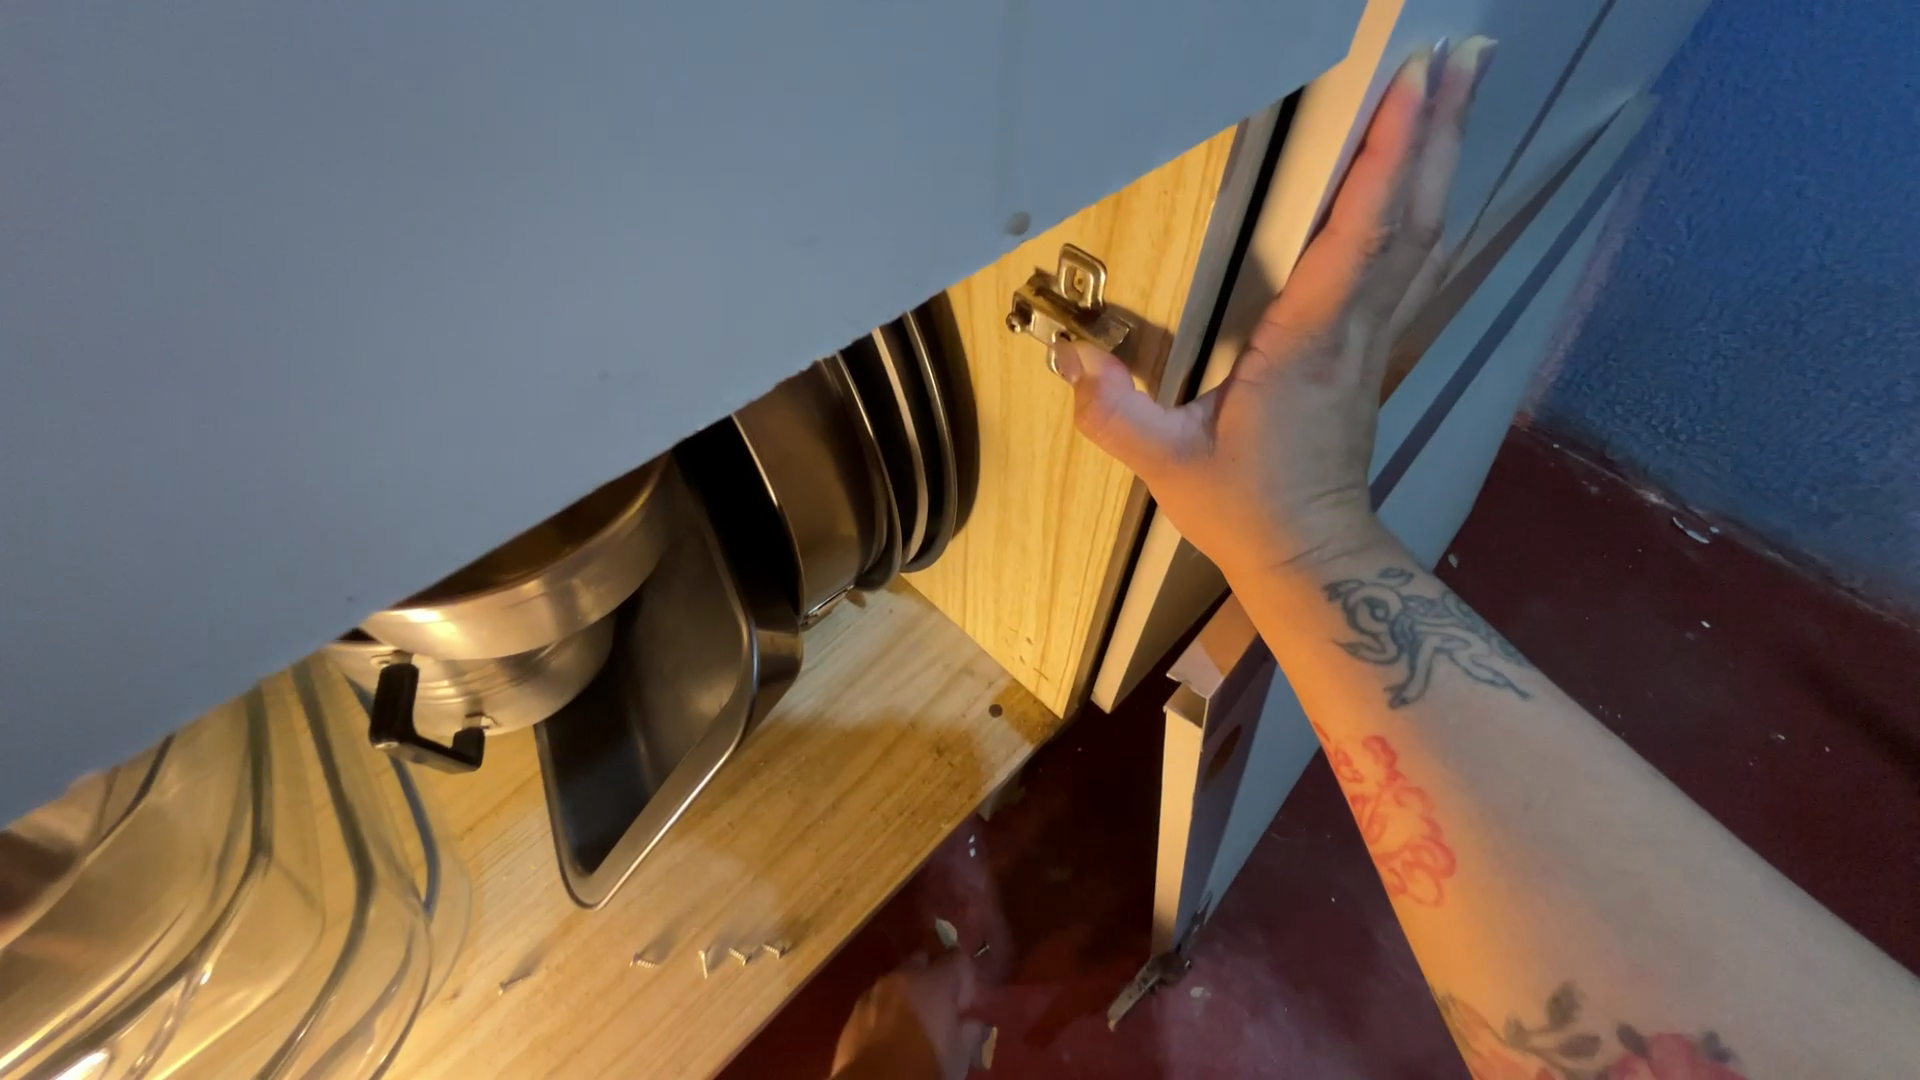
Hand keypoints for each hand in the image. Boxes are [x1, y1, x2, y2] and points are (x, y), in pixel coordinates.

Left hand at [831, 954, 986, 1078]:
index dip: (965, 978)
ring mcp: (874, 991)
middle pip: (923, 962)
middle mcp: (903, 976)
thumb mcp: (958, 1058)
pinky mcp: (853, 1012)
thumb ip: (969, 1034)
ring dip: (907, 994)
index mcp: (934, 981)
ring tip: (912, 1022)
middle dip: (933, 978)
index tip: (966, 1002)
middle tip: (940, 1008)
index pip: (957, 959)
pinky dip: (885, 1011)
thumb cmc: (924, 1070)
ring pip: (896, 981)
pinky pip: (876, 1001)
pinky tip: (889, 1035)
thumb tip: (972, 1024)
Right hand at [1056, 40, 1492, 583]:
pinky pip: (1409, 271)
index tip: (1411, 82)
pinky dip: (1421, 215)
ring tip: (1462, 93)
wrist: (1310, 552)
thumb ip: (1116, 414)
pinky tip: (1424, 188)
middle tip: (1465, 52)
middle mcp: (1352, 336)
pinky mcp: (1370, 359)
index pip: (1357, 242)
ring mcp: (1371, 346)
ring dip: (1441, 166)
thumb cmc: (1243, 509)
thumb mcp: (1167, 466)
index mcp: (1305, 349)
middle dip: (1438, 136)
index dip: (1384, 161)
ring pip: (1422, 244)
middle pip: (1411, 224)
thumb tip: (1071, 358)